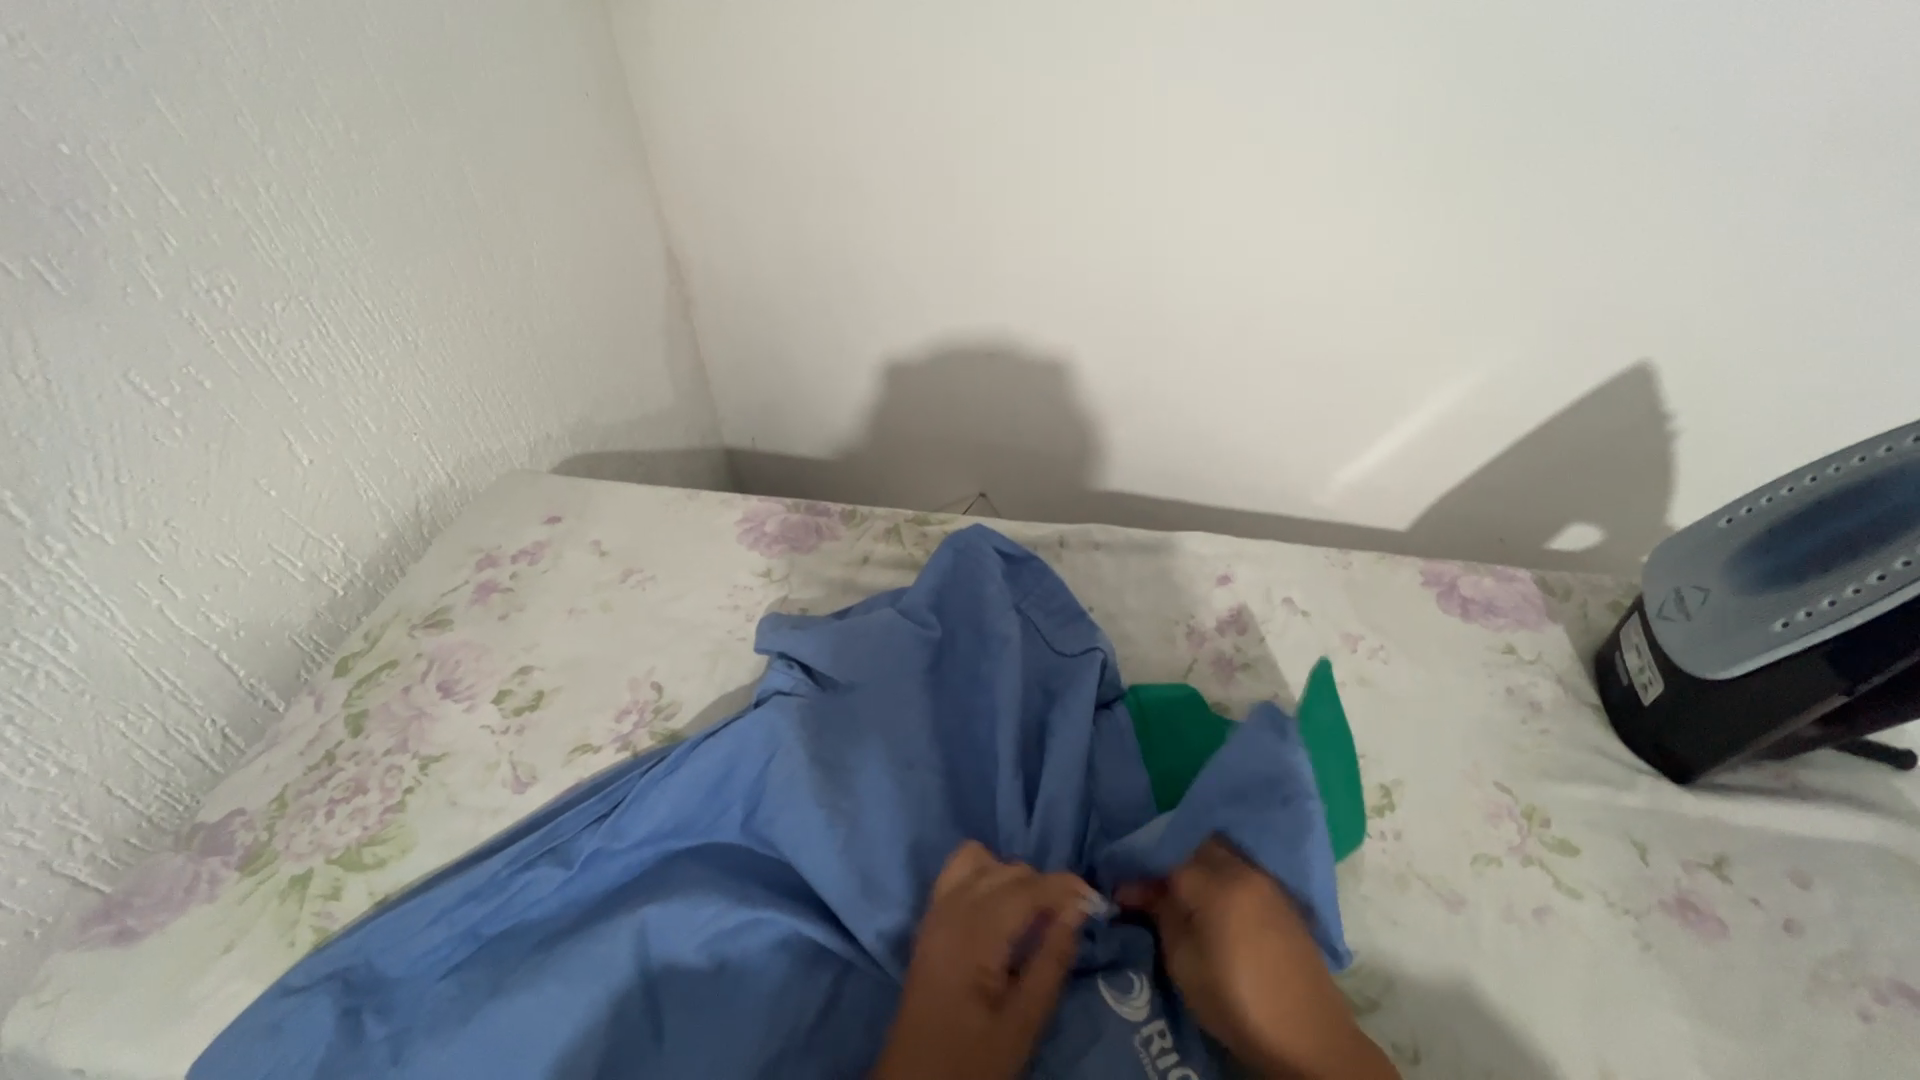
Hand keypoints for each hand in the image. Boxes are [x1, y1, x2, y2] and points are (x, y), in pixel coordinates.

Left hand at [870, 841, 1095, 1079]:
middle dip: (1043, 884)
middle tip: (1071, 917)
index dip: (1063, 887)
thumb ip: (1051, 960)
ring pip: (977, 861)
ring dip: (1012, 876)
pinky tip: (1002, 906)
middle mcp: (949, 910)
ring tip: (1036, 912)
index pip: (1025, 888)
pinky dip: (984, 874)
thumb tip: (1077, 909)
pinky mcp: (927, 921)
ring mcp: (934, 912)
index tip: (1094, 900)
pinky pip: (956, 873)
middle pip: (1004, 870)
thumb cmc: (974, 1058)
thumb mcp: (1024, 1021)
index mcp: (973, 935)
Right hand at [1117, 840, 1397, 1079]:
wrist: (1308, 1037)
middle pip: (1195, 843)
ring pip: (1219, 852)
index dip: (1138, 870)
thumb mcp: (1184, 963)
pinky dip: (1217, 873)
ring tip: (1175, 892)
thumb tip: (1136, 888)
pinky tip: (1207, 900)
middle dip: (1166, 856)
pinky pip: (1239, 868)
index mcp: (1217, 883)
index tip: (1120, 891)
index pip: (1165, 857)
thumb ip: (1161, 914)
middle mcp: (1244, 870)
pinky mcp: (1281, 898)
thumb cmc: (1236, 1002)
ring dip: (1193, 862)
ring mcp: (1267, 881)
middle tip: (1147, 886)